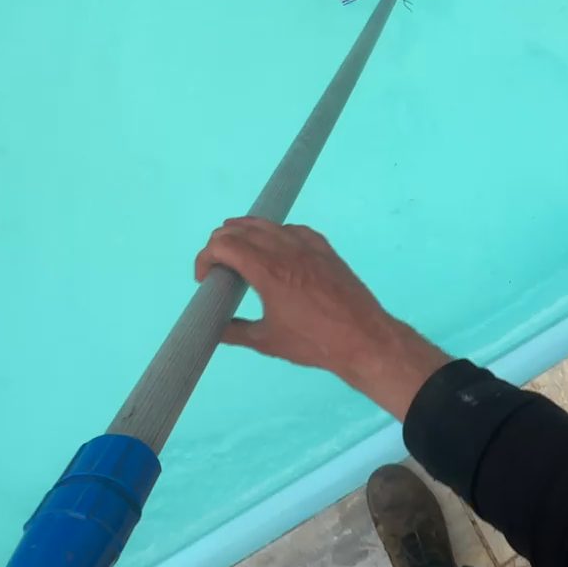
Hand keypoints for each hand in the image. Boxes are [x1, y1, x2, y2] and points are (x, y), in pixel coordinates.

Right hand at [194, 218, 450, 418]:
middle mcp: (286, 250)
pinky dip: (276, 234)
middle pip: (241, 228)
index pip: (224, 244)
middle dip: (220, 243)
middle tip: (218, 267)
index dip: (205, 257)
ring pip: (268, 224)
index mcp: (268, 271)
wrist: (363, 337)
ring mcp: (309, 246)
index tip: (205, 279)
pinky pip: (294, 229)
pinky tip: (275, 250)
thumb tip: (213, 330)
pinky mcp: (325, 248)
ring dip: (246, 233)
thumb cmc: (315, 342)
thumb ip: (235, 332)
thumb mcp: (267, 341)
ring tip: (239, 253)